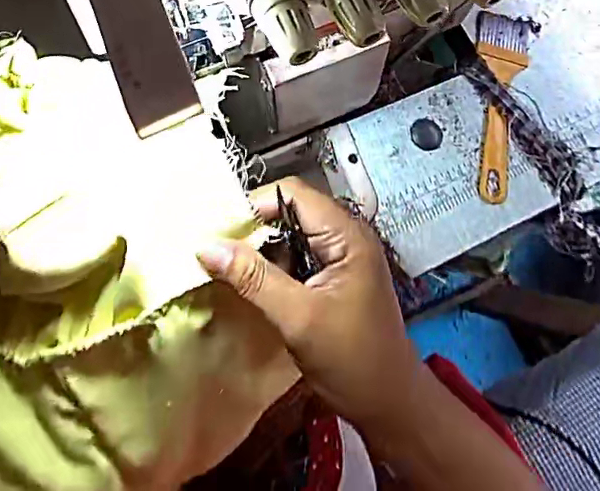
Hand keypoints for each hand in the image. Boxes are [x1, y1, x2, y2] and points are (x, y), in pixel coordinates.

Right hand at [195, 178, 424, 429]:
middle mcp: (346, 234)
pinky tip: (250, 282)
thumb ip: (255, 280)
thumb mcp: (299, 319)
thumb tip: (208, 247)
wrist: (391, 404)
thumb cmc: (353, 361)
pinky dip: (273, 265)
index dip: (255, 205)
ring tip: (224, 265)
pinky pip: (297, 256)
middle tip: (215, 250)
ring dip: (261, 248)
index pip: (294, 194)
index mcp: (347, 234)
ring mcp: (342, 255)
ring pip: (292, 234)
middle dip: (253, 227)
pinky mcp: (334, 276)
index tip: (219, 230)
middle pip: (291, 210)